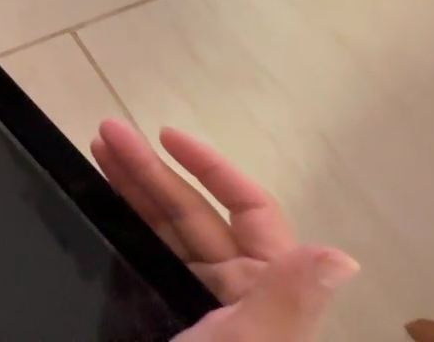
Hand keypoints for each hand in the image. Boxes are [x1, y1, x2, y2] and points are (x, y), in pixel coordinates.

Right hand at [92, 120, 357, 341]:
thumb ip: (288, 300)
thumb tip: (339, 253)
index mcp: (270, 293)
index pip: (252, 213)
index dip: (212, 169)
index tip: (164, 135)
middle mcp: (238, 290)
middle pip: (195, 211)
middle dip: (151, 167)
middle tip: (103, 132)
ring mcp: (195, 296)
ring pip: (163, 222)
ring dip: (130, 181)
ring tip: (94, 146)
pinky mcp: (158, 302)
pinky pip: (140, 244)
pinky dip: (119, 211)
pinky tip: (97, 190)